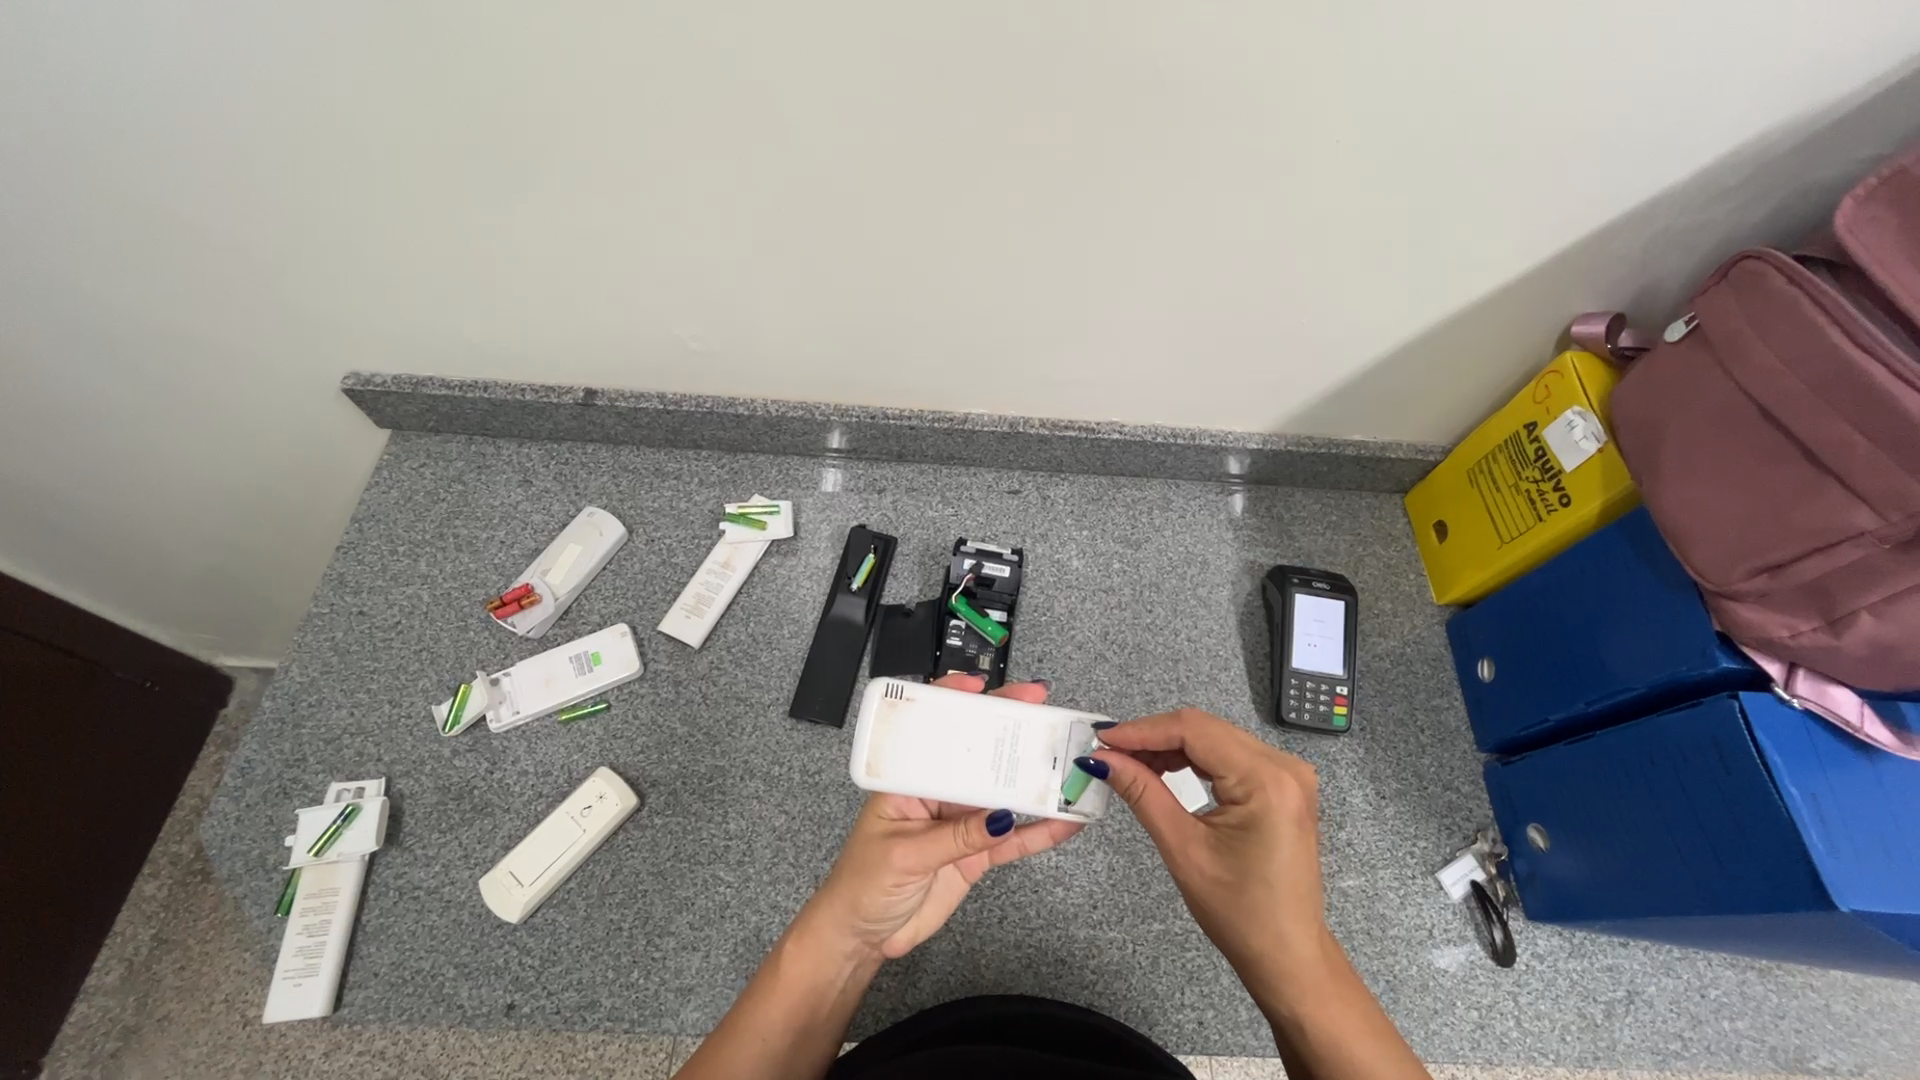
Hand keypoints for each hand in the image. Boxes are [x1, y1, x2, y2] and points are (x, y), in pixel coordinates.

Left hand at [800, 675, 1084, 961]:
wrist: (863, 936)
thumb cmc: (862, 884)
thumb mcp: (904, 855)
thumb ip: (954, 837)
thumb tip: (1001, 819)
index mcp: (908, 780)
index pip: (932, 732)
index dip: (954, 703)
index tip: (982, 686)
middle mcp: (938, 792)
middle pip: (977, 755)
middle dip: (1009, 731)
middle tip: (1044, 710)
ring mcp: (960, 821)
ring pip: (1003, 794)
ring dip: (1033, 781)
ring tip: (1068, 764)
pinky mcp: (976, 853)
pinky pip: (1014, 839)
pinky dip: (1040, 832)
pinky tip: (1066, 822)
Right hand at [1092, 708, 1330, 988]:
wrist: (1286, 953)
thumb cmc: (1237, 910)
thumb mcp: (1183, 848)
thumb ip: (1142, 793)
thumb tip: (1100, 759)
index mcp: (1266, 780)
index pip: (1193, 730)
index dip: (1142, 730)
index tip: (1101, 738)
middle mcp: (1284, 766)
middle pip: (1204, 729)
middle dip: (1152, 737)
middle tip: (1108, 752)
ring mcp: (1287, 773)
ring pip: (1214, 738)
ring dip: (1169, 746)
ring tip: (1128, 762)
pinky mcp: (1282, 784)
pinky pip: (1228, 754)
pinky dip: (1192, 758)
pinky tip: (1162, 768)